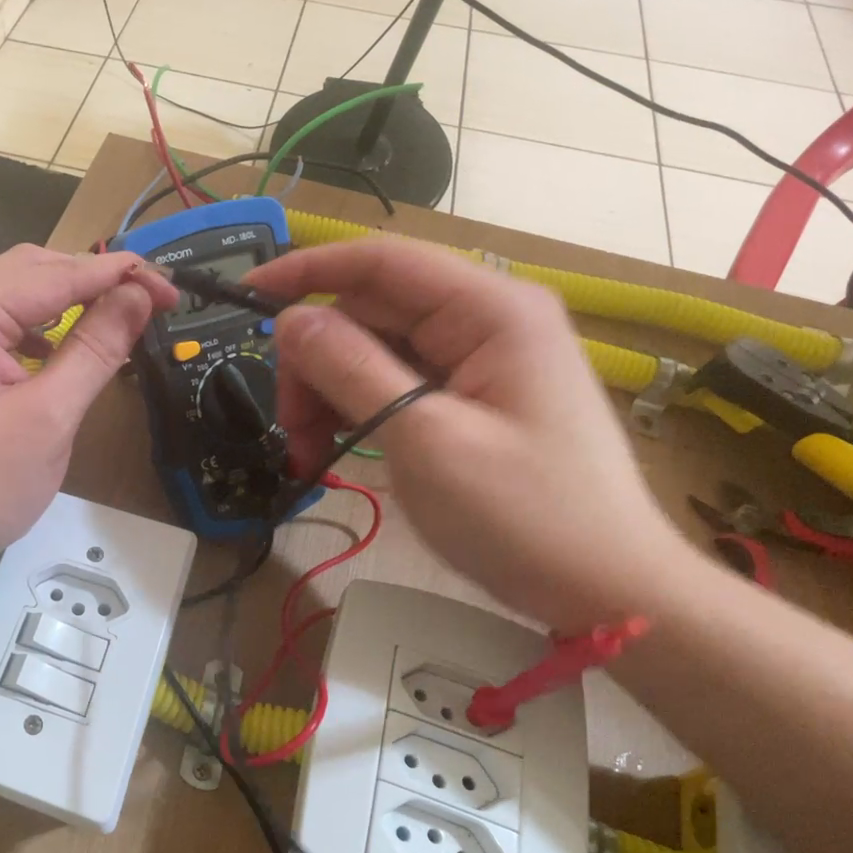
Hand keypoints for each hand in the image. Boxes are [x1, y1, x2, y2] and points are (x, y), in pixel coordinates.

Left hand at [0, 245, 177, 555]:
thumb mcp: (49, 418)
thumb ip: (95, 349)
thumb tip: (137, 295)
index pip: (55, 276)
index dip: (118, 276)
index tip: (169, 287)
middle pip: (31, 270)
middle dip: (92, 278)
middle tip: (149, 298)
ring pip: (14, 294)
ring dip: (66, 297)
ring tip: (115, 315)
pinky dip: (36, 325)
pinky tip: (62, 347)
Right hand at [245, 238, 696, 632]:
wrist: (608, 590)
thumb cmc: (525, 517)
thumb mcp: (424, 440)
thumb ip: (351, 370)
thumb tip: (289, 320)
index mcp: (491, 310)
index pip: (380, 261)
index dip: (305, 272)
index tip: (244, 298)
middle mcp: (487, 320)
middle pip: (370, 311)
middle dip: (316, 363)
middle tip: (291, 431)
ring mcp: (482, 360)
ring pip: (374, 350)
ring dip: (329, 394)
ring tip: (311, 455)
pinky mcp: (474, 397)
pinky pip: (396, 383)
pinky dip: (356, 412)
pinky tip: (336, 449)